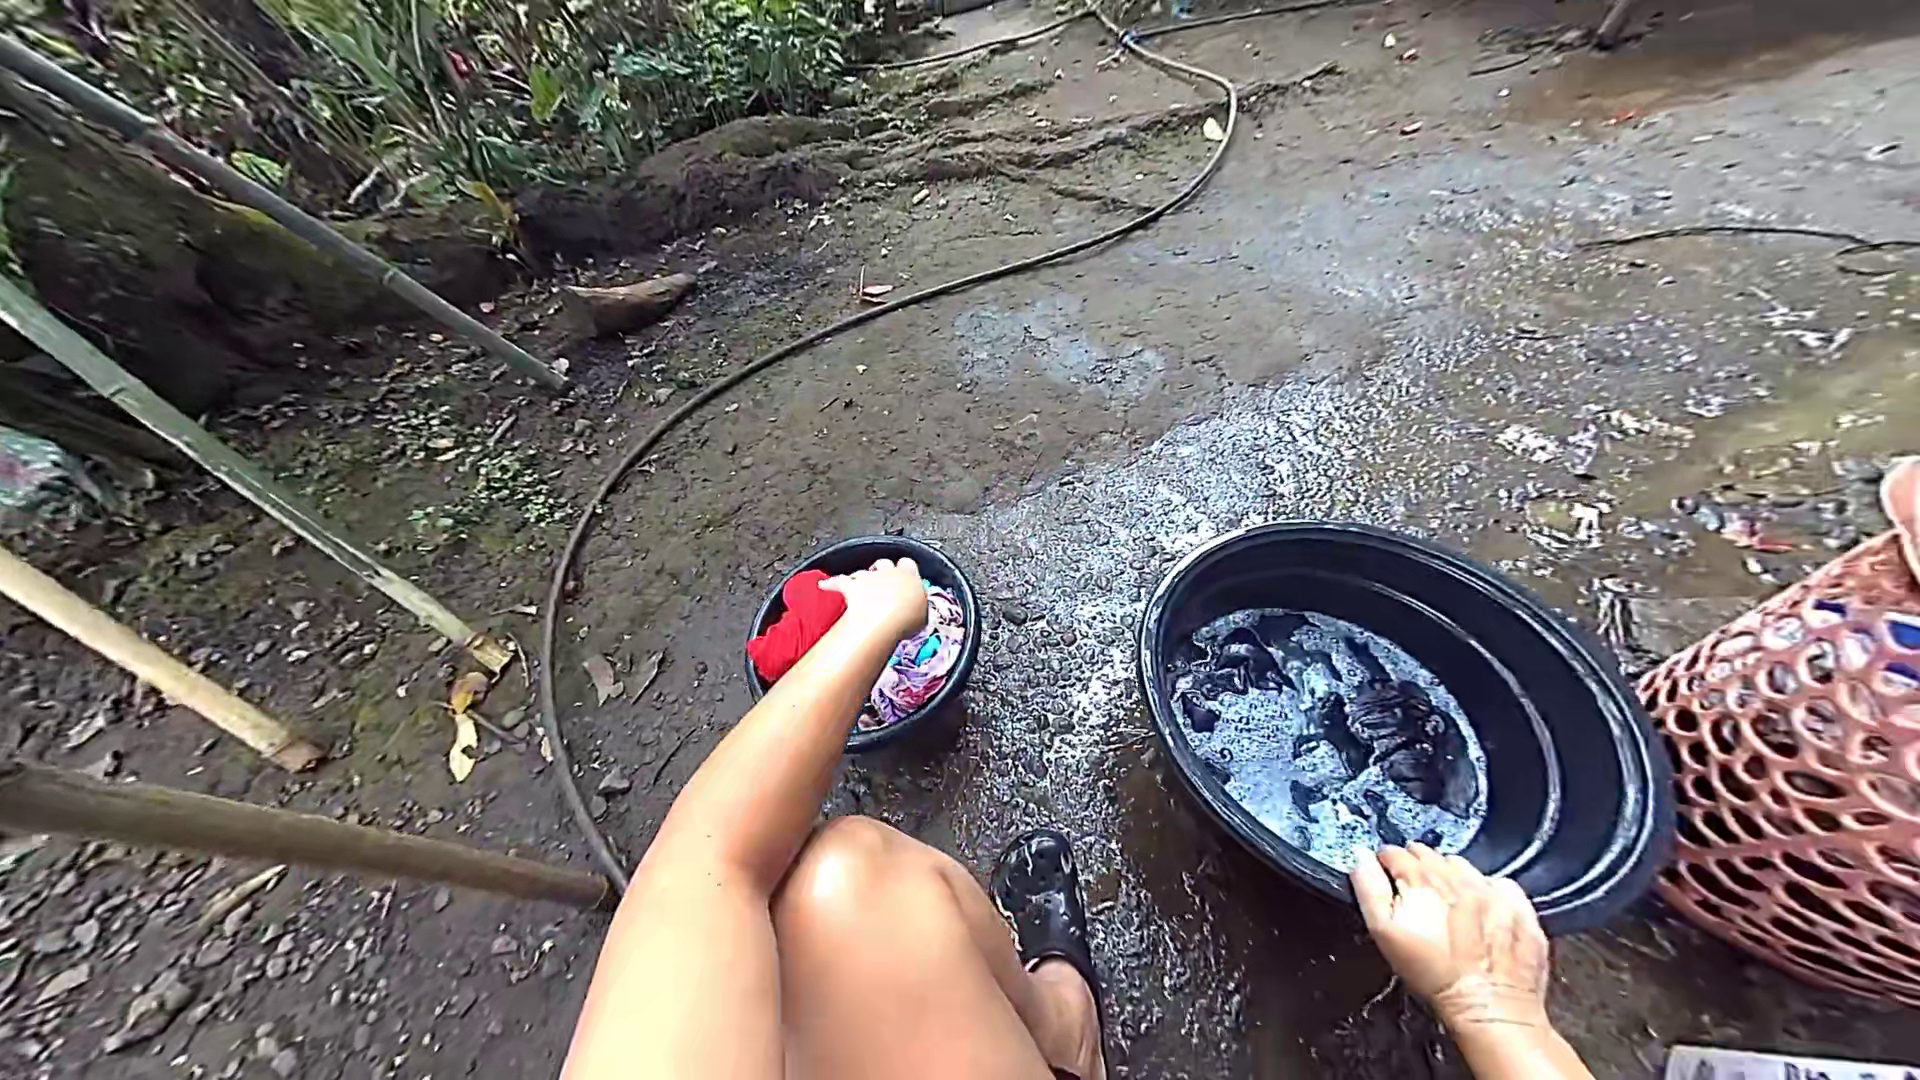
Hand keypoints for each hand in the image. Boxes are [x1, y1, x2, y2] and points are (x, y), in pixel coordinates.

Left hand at [820, 558, 927, 644]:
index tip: (904, 576)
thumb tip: (916, 612)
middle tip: (881, 581)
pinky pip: (838, 581)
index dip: (905, 569)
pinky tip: (823, 584)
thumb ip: (918, 608)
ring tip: (857, 582)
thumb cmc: (906, 618)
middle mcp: (888, 572)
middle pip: (884, 564)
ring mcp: (867, 578)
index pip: (908, 564)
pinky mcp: (850, 586)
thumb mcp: (922, 616)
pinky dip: (830, 583)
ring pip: (862, 571)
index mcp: (909, 575)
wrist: (885, 620)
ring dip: (860, 576)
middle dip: (881, 570)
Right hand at [1350, 844, 1550, 1034]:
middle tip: (1416, 894)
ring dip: (1450, 875)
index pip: (1394, 852)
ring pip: (1461, 864)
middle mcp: (1456, 879)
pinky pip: (1499, 883)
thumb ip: (1368, 887)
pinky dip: (1487, 889)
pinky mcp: (1519, 909)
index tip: (1388, 878)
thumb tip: (1361, 856)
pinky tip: (1481, 909)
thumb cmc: (1433, 974)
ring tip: (1448, 902)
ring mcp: (1491, 892)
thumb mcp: (1383, 931)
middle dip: (1417, 867)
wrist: (1491, 1011)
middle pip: (1428, 854)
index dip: (1386, 864)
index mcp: (1420, 879)